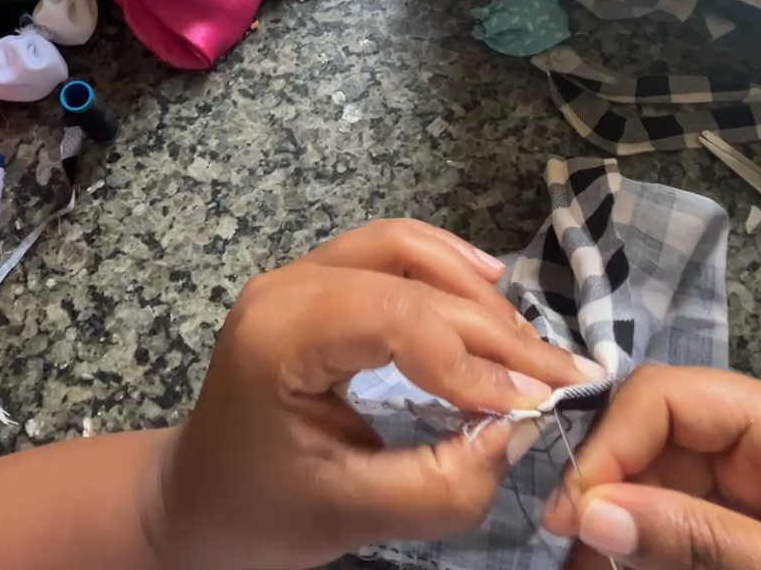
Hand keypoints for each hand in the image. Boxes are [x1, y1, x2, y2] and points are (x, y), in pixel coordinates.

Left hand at [150, 219, 606, 568]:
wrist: (200, 492)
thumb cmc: (261, 511)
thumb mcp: (352, 516)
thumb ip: (442, 483)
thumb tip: (518, 429)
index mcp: (278, 337)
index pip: (392, 317)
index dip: (471, 359)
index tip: (535, 403)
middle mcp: (285, 286)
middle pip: (405, 275)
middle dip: (490, 325)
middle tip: (560, 373)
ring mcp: (296, 274)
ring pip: (399, 245)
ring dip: (469, 287)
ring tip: (526, 340)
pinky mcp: (313, 281)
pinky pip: (386, 252)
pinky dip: (441, 269)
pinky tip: (482, 288)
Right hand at [546, 366, 760, 569]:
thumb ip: (708, 542)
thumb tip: (588, 510)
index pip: (671, 397)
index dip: (611, 440)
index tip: (572, 509)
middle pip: (658, 439)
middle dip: (607, 488)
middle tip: (565, 550)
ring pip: (663, 485)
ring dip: (621, 525)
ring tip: (582, 566)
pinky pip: (692, 526)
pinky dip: (654, 551)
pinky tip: (622, 568)